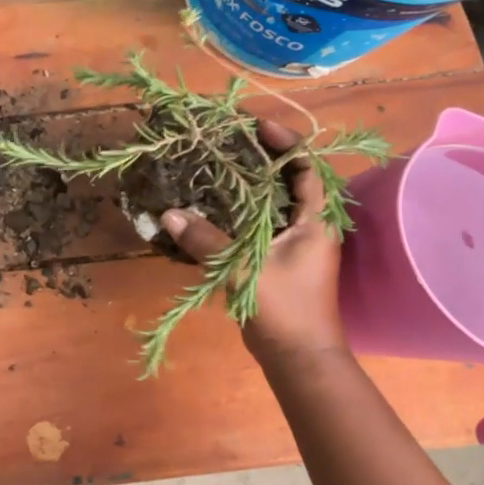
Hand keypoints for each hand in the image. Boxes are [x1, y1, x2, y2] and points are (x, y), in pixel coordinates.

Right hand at [159, 119, 348, 364]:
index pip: (306, 168)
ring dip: (245, 184)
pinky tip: (207, 208)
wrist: (299, 358)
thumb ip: (206, 240)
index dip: (286, 143)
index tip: (255, 126)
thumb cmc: (284, 308)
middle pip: (287, 180)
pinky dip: (234, 211)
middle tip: (225, 141)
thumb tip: (168, 213)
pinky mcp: (275, 260)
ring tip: (212, 166)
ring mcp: (292, 244)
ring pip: (269, 202)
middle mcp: (308, 227)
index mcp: (315, 221)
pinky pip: (255, 223)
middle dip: (259, 158)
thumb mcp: (243, 268)